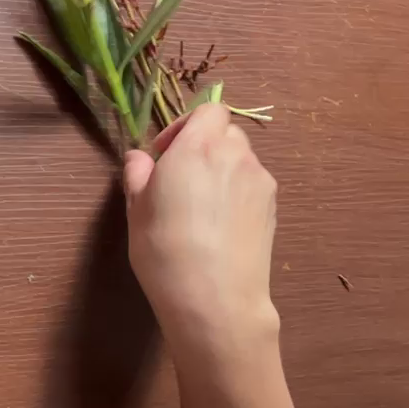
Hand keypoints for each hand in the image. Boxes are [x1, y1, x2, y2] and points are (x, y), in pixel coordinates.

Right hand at [122, 103, 279, 365]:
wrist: (214, 297)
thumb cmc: (163, 250)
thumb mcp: (136, 210)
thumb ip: (138, 175)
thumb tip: (140, 159)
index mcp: (198, 148)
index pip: (208, 110)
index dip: (184, 127)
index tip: (164, 155)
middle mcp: (235, 155)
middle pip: (225, 133)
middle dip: (203, 148)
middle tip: (178, 181)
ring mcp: (260, 181)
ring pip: (240, 160)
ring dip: (220, 171)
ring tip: (198, 208)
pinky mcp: (272, 207)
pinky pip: (251, 185)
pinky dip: (235, 194)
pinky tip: (217, 227)